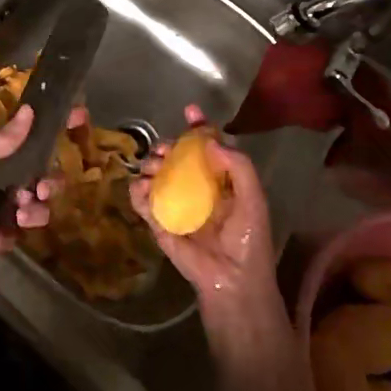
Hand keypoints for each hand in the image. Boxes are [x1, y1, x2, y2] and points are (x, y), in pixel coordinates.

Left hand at [0, 103, 84, 261]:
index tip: (81, 119)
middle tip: (43, 192)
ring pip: (32, 211)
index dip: (57, 128)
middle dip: (48, 186)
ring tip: (16, 219)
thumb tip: (31, 110)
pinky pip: (10, 236)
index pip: (32, 134)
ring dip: (29, 216)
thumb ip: (1, 139)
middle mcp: (0, 175)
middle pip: (42, 178)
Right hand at [129, 105, 277, 306]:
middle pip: (176, 157)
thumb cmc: (248, 239)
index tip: (189, 110)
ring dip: (151, 165)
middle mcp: (196, 188)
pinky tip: (142, 187)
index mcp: (220, 179)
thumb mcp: (253, 198)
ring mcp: (176, 205)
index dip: (198, 127)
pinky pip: (143, 203)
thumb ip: (238, 165)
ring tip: (154, 166)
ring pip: (155, 175)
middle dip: (168, 146)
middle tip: (164, 148)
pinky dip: (137, 192)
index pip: (206, 146)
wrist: (233, 281)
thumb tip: (209, 139)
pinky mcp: (159, 224)